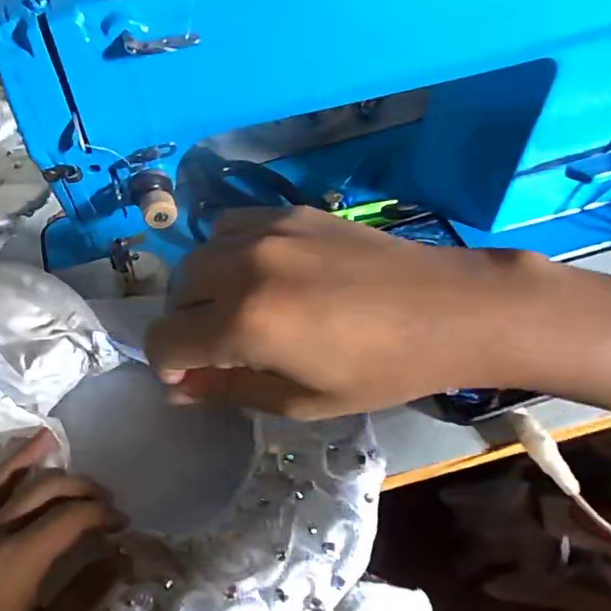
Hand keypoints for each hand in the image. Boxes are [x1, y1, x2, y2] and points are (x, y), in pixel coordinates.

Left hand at [0, 431, 126, 610]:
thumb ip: (85, 592)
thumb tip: (120, 558)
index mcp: (16, 557)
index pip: (72, 516)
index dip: (104, 514)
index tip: (126, 525)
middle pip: (39, 491)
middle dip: (78, 486)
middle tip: (106, 498)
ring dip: (24, 460)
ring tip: (48, 436)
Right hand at [145, 206, 543, 416]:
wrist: (445, 309)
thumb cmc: (380, 369)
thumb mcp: (302, 399)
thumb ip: (230, 390)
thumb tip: (180, 387)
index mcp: (246, 322)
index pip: (164, 340)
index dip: (169, 366)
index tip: (194, 379)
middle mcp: (244, 266)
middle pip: (176, 293)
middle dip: (186, 326)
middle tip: (222, 349)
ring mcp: (268, 230)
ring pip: (199, 255)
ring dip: (203, 288)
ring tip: (240, 309)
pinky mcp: (290, 211)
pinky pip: (232, 227)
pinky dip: (229, 253)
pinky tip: (263, 273)